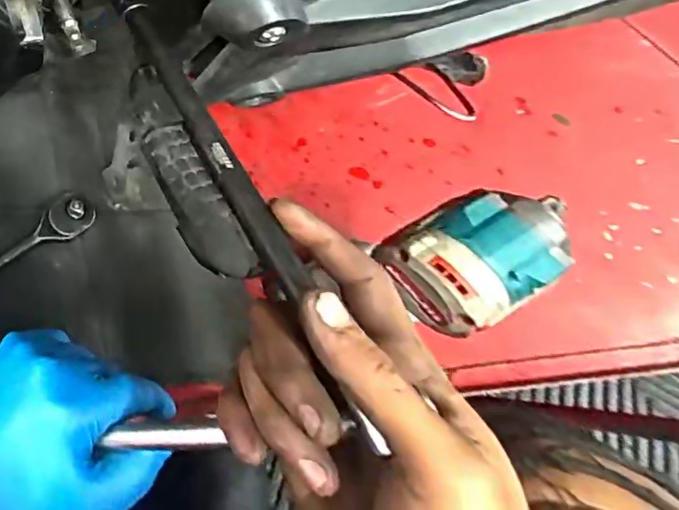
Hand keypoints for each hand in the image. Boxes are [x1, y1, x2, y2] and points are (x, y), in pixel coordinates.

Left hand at [0, 329, 174, 509]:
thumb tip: (161, 439)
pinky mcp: (15, 342)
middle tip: (103, 428)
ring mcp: (32, 349)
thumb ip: (136, 469)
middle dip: (114, 398)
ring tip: (73, 412)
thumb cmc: (27, 490)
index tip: (162, 409)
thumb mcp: (91, 497)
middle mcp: (54, 365)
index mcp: (73, 404)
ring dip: (88, 378)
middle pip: (108, 371)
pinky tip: (53, 391)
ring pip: (83, 356)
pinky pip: (57, 344)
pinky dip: (63, 363)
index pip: (131, 388)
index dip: (153, 400)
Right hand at [217, 201, 526, 509]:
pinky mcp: (279, 434)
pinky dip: (238, 420)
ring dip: (273, 413)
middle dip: (290, 370)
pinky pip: (236, 396)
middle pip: (288, 318)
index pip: (360, 282)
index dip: (322, 240)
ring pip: (258, 357)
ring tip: (313, 469)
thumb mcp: (442, 462)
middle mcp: (349, 371)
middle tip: (321, 428)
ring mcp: (311, 402)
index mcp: (402, 367)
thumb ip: (378, 379)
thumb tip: (316, 300)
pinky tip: (254, 452)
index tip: (280, 210)